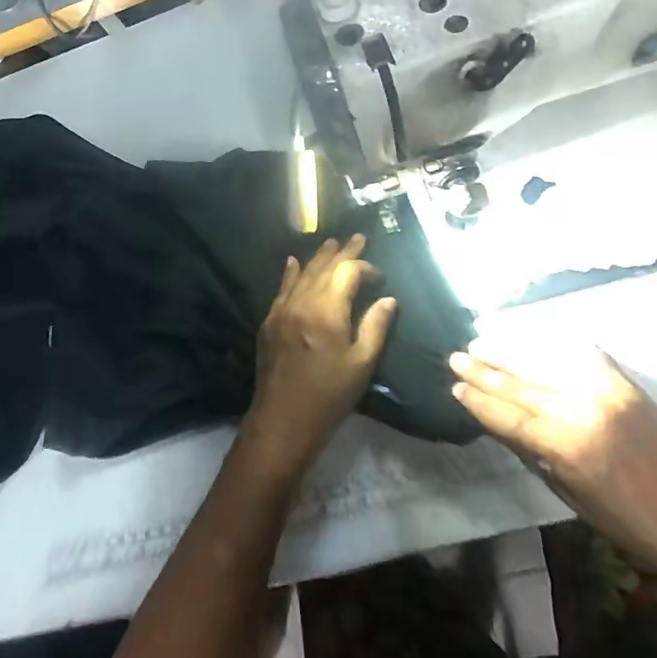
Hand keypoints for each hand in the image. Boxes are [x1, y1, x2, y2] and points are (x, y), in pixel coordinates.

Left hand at [243, 235, 396, 470]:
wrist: (282, 420)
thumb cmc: (330, 395)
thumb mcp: (362, 364)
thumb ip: (375, 326)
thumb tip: (388, 299)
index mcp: (326, 310)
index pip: (347, 272)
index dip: (364, 267)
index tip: (379, 276)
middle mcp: (301, 301)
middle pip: (323, 267)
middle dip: (341, 252)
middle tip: (356, 237)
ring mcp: (281, 310)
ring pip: (301, 274)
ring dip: (318, 258)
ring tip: (331, 243)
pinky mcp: (269, 322)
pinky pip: (282, 288)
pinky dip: (291, 273)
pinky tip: (293, 262)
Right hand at [449, 340, 656, 571]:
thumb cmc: (631, 525)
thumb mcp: (570, 497)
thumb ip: (531, 454)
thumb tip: (497, 422)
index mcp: (567, 448)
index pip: (508, 416)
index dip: (478, 401)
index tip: (454, 386)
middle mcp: (582, 411)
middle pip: (520, 385)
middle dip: (484, 370)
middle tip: (456, 356)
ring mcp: (605, 391)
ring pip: (543, 362)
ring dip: (509, 352)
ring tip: (482, 341)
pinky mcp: (624, 383)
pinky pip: (579, 355)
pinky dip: (551, 346)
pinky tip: (531, 340)